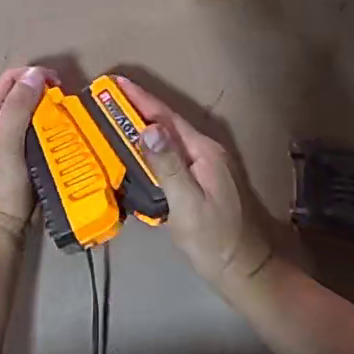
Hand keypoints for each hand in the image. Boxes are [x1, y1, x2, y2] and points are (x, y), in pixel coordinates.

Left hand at [0, 66, 56, 241]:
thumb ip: (18, 106)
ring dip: (50, 108)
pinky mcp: (26, 152)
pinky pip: (41, 129)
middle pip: (22, 92)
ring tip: (68, 114)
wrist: (2, 226)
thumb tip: (35, 74)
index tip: (57, 83)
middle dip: (44, 90)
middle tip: (65, 99)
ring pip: (34, 110)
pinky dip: (53, 125)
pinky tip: (66, 130)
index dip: (32, 75)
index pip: (9, 79)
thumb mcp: (5, 140)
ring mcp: (11, 138)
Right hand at [114, 76, 274, 295]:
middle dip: (139, 106)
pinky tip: (136, 148)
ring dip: (144, 123)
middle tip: (108, 96)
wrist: (244, 270)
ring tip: (116, 115)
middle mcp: (206, 152)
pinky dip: (151, 145)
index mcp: (203, 152)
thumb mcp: (187, 204)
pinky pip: (171, 153)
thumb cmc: (214, 240)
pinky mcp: (201, 180)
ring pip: (169, 137)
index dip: (141, 99)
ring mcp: (205, 166)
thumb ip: (168, 165)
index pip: (166, 118)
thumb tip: (148, 128)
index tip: (116, 82)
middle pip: (168, 123)